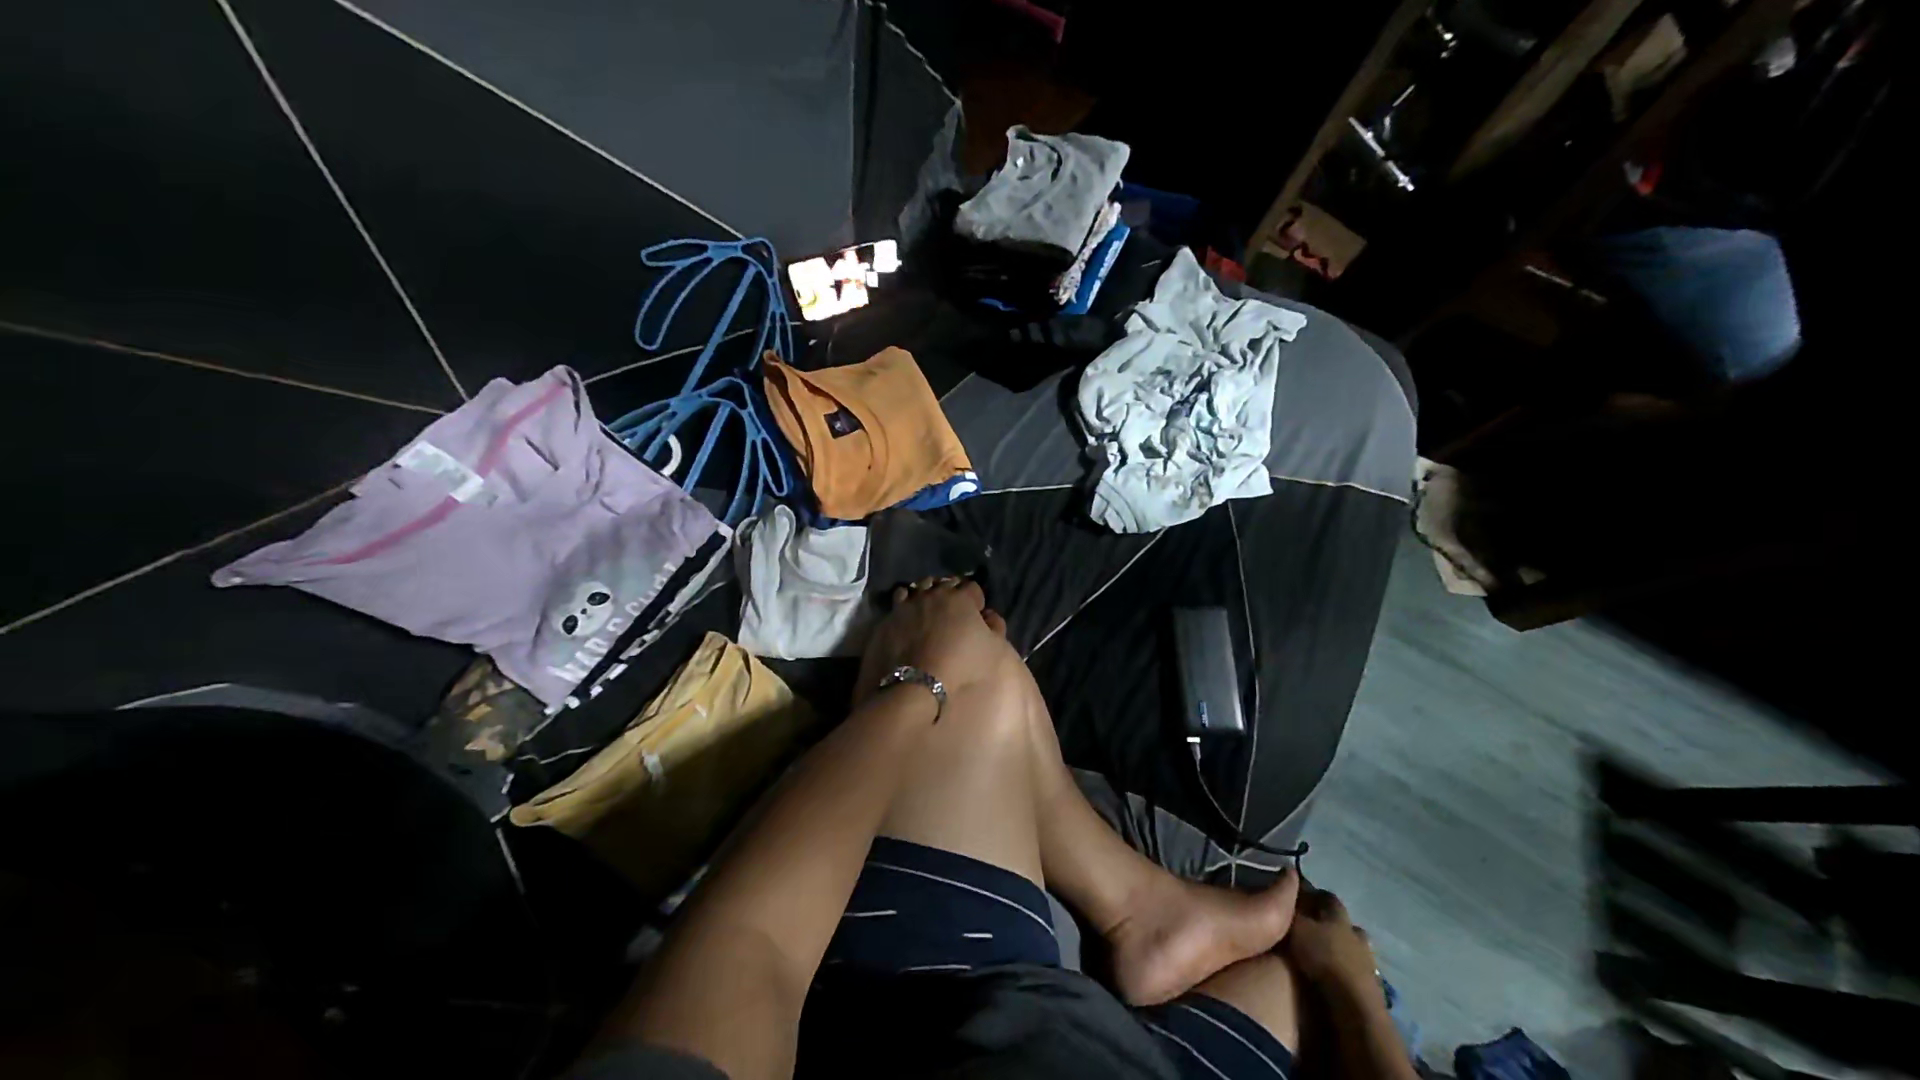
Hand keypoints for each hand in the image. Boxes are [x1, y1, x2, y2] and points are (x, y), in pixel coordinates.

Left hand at [856, 576, 1017, 703]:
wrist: (914, 688)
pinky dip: (905, 607)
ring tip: (928, 611)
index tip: (977, 614)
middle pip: (944, 585)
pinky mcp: (886, 620)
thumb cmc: (960, 668)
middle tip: (954, 612)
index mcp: (960, 599)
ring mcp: (906, 605)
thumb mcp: (993, 651)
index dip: (976, 601)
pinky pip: (898, 604)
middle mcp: (931, 595)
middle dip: (951, 594)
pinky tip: (906, 619)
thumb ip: (995, 629)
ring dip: (926, 596)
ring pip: (918, 589)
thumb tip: (989, 616)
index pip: (972, 588)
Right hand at [1281, 882, 1378, 995]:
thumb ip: (1290, 910)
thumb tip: (1285, 891)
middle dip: (1330, 922)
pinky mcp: (1372, 985)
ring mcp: (1367, 960)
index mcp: (1338, 917)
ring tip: (1323, 954)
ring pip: (1353, 946)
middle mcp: (1355, 933)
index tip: (1299, 896)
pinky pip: (1357, 969)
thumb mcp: (1296, 929)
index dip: (1314, 895)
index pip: (1327, 897)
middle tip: (1311, 927)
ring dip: (1341, 947)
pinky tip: (1334, 975)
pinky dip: (1346, 969)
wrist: (1354, 1004)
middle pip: (1344, 921)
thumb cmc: (1322, 958)